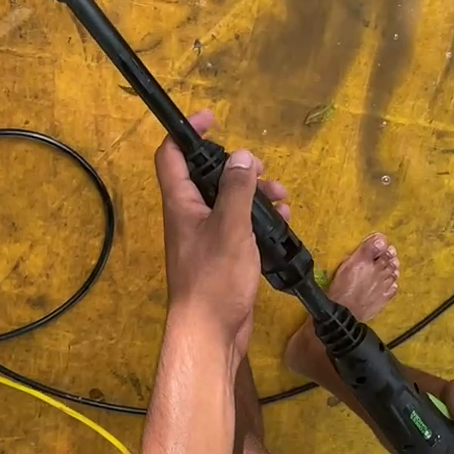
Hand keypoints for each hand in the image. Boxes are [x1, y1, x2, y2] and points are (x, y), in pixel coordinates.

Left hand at [153, 110, 289, 352]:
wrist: (211, 332)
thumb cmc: (215, 278)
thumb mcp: (230, 227)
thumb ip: (237, 189)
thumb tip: (242, 156)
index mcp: (181, 203)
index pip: (171, 156)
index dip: (187, 133)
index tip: (213, 120)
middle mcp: (191, 216)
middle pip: (209, 177)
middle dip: (238, 168)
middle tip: (263, 171)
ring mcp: (207, 238)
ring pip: (230, 202)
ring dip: (255, 195)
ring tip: (282, 200)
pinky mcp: (224, 257)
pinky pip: (241, 228)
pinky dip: (260, 222)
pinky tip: (282, 225)